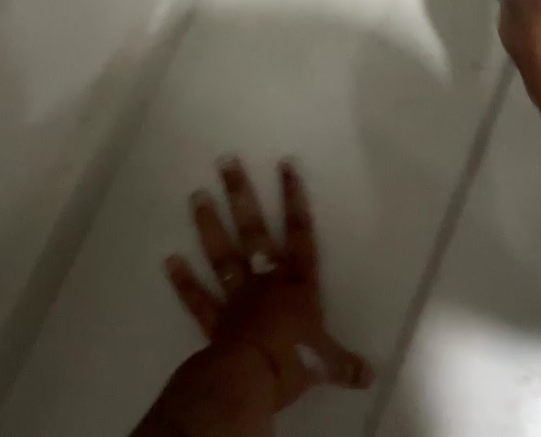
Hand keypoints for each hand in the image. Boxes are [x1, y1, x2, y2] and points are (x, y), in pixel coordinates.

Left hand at [164, 158, 372, 413]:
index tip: (285, 164)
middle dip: (241, 196)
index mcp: (297, 285)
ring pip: (223, 255)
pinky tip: (169, 261)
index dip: (294, 199)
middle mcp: (266, 282)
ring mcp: (237, 297)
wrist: (252, 379)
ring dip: (209, 226)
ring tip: (196, 195)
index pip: (300, 234)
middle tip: (225, 162)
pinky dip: (184, 282)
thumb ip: (344, 364)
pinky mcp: (214, 320)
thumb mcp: (327, 362)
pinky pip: (198, 299)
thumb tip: (370, 376)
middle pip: (253, 231)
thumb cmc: (294, 361)